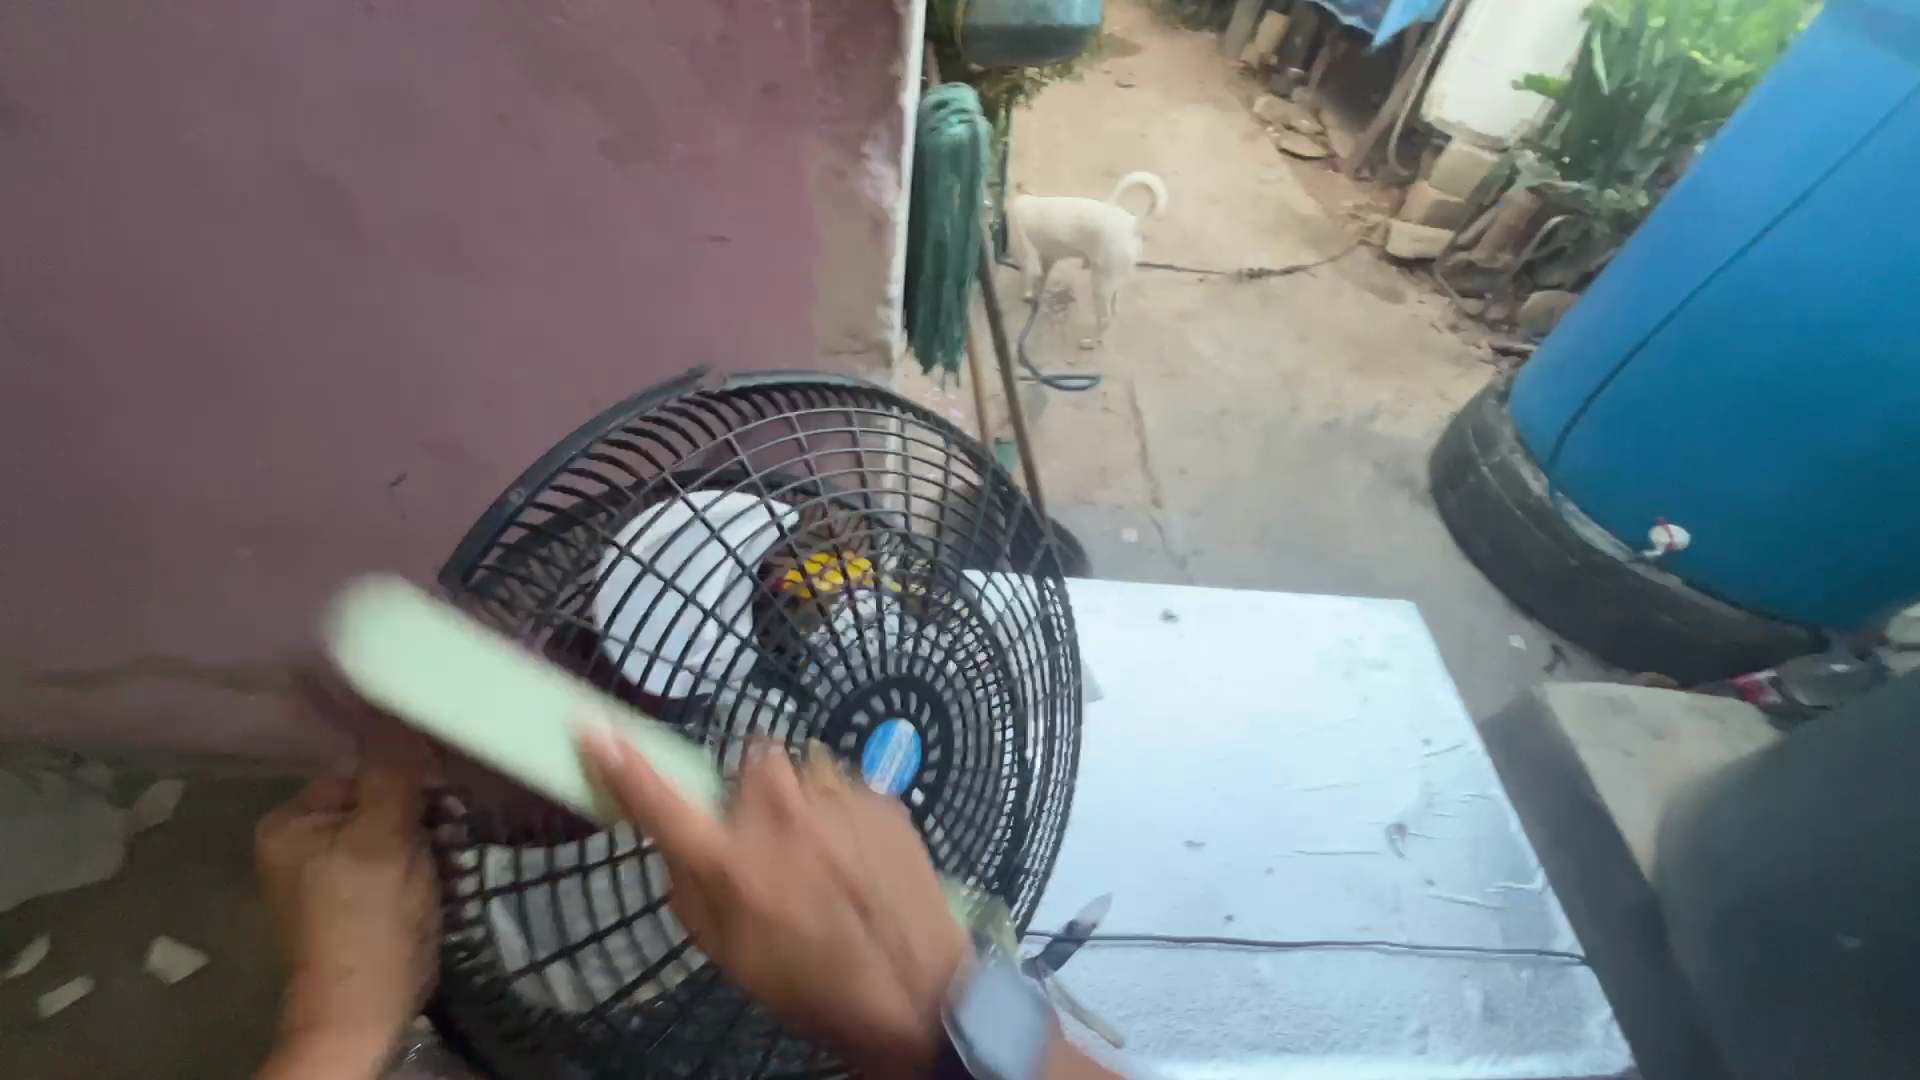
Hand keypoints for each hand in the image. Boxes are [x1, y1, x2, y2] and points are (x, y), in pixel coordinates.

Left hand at [254, 737, 438, 1070]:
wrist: (371, 1001)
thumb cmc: (369, 913)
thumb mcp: (382, 835)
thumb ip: (392, 770)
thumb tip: (396, 705)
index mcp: (293, 819)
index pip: (363, 764)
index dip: (408, 768)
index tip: (445, 782)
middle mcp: (310, 834)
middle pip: (384, 787)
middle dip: (425, 796)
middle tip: (453, 812)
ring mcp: (341, 860)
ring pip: (402, 813)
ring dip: (435, 819)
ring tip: (456, 833)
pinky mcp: (372, 880)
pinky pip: (408, 839)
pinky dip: (433, 840)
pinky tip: (453, 848)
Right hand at [580, 732, 968, 1077]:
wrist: (914, 987)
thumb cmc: (809, 983)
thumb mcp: (729, 952)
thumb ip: (693, 884)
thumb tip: (683, 838)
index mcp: (732, 859)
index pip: (661, 802)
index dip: (623, 765)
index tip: (596, 730)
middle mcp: (780, 811)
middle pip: (754, 763)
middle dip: (757, 790)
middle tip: (774, 836)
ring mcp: (837, 796)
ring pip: (805, 773)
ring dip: (806, 801)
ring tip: (827, 852)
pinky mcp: (880, 796)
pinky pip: (847, 788)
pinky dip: (846, 814)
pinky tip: (862, 857)